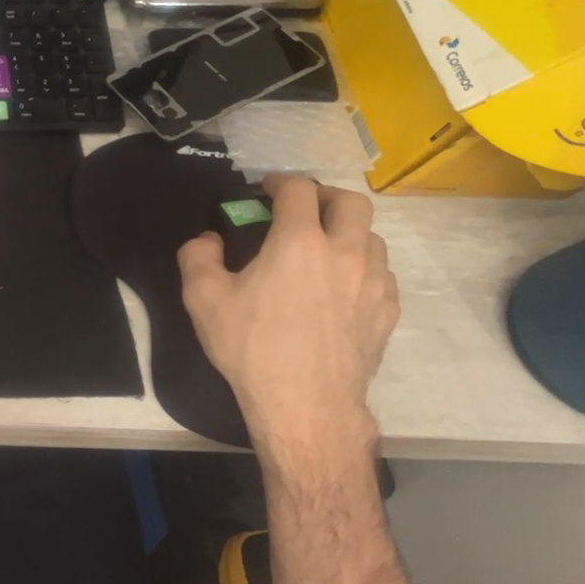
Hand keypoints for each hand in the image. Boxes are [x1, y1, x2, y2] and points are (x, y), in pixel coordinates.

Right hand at [178, 176, 400, 461]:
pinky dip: (359, 264)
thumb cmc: (250, 346)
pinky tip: (338, 285)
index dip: (281, 181)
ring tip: (322, 248)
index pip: (299, 190)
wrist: (305, 401)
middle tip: (302, 208)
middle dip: (325, 196)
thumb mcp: (202, 299)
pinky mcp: (387, 309)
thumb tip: (207, 239)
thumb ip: (197, 257)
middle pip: (351, 201)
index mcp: (298, 242)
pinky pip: (380, 271)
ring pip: (371, 236)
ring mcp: (374, 280)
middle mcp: (345, 251)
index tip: (266, 188)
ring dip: (346, 231)